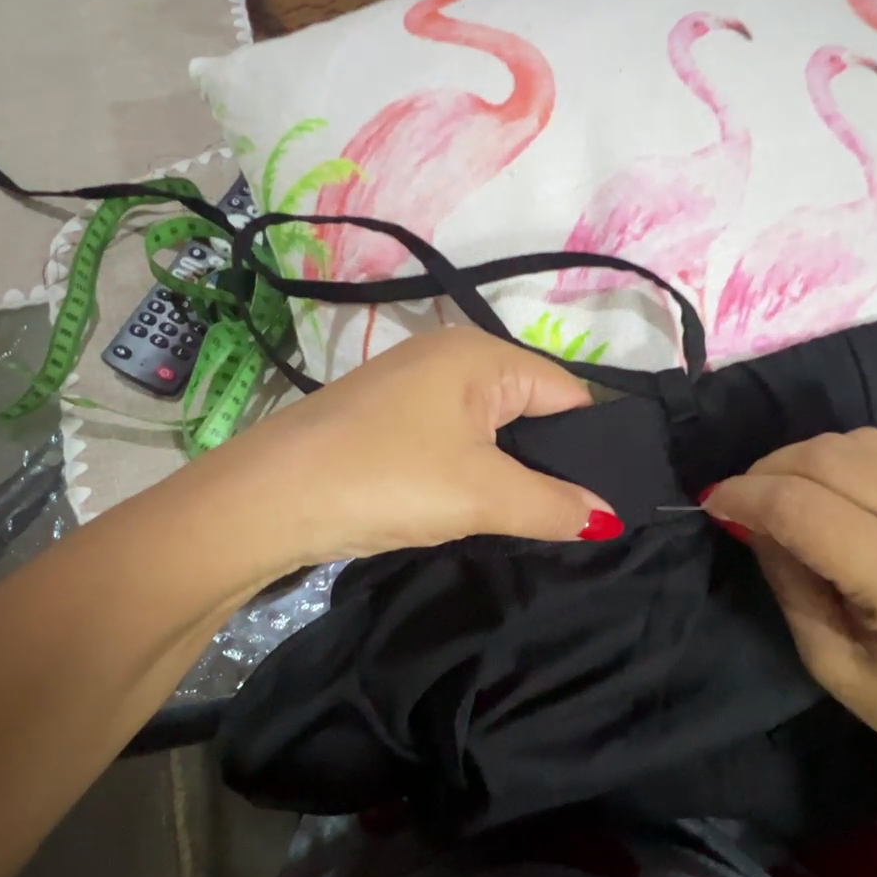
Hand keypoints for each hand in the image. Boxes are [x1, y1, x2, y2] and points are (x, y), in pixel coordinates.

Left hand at [198, 329, 616, 575]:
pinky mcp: (388, 421)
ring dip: (510, 474)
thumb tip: (608, 515)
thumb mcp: (482, 494)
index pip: (568, 393)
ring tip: (534, 521)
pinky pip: (455, 443)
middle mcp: (451, 358)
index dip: (590, 446)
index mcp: (482, 354)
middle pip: (530, 409)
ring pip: (491, 431)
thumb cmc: (387, 479)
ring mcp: (414, 389)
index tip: (607, 501)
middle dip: (551, 463)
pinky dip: (473, 475)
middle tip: (575, 520)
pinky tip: (478, 510)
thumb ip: (553, 505)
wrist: (268, 500)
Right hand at [702, 429, 876, 809]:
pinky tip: (833, 492)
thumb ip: (789, 581)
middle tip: (740, 497)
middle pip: (834, 457)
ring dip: (810, 458)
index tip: (712, 503)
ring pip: (868, 443)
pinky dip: (853, 461)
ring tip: (781, 491)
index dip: (746, 496)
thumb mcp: (832, 663)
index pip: (804, 507)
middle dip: (770, 468)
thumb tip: (754, 523)